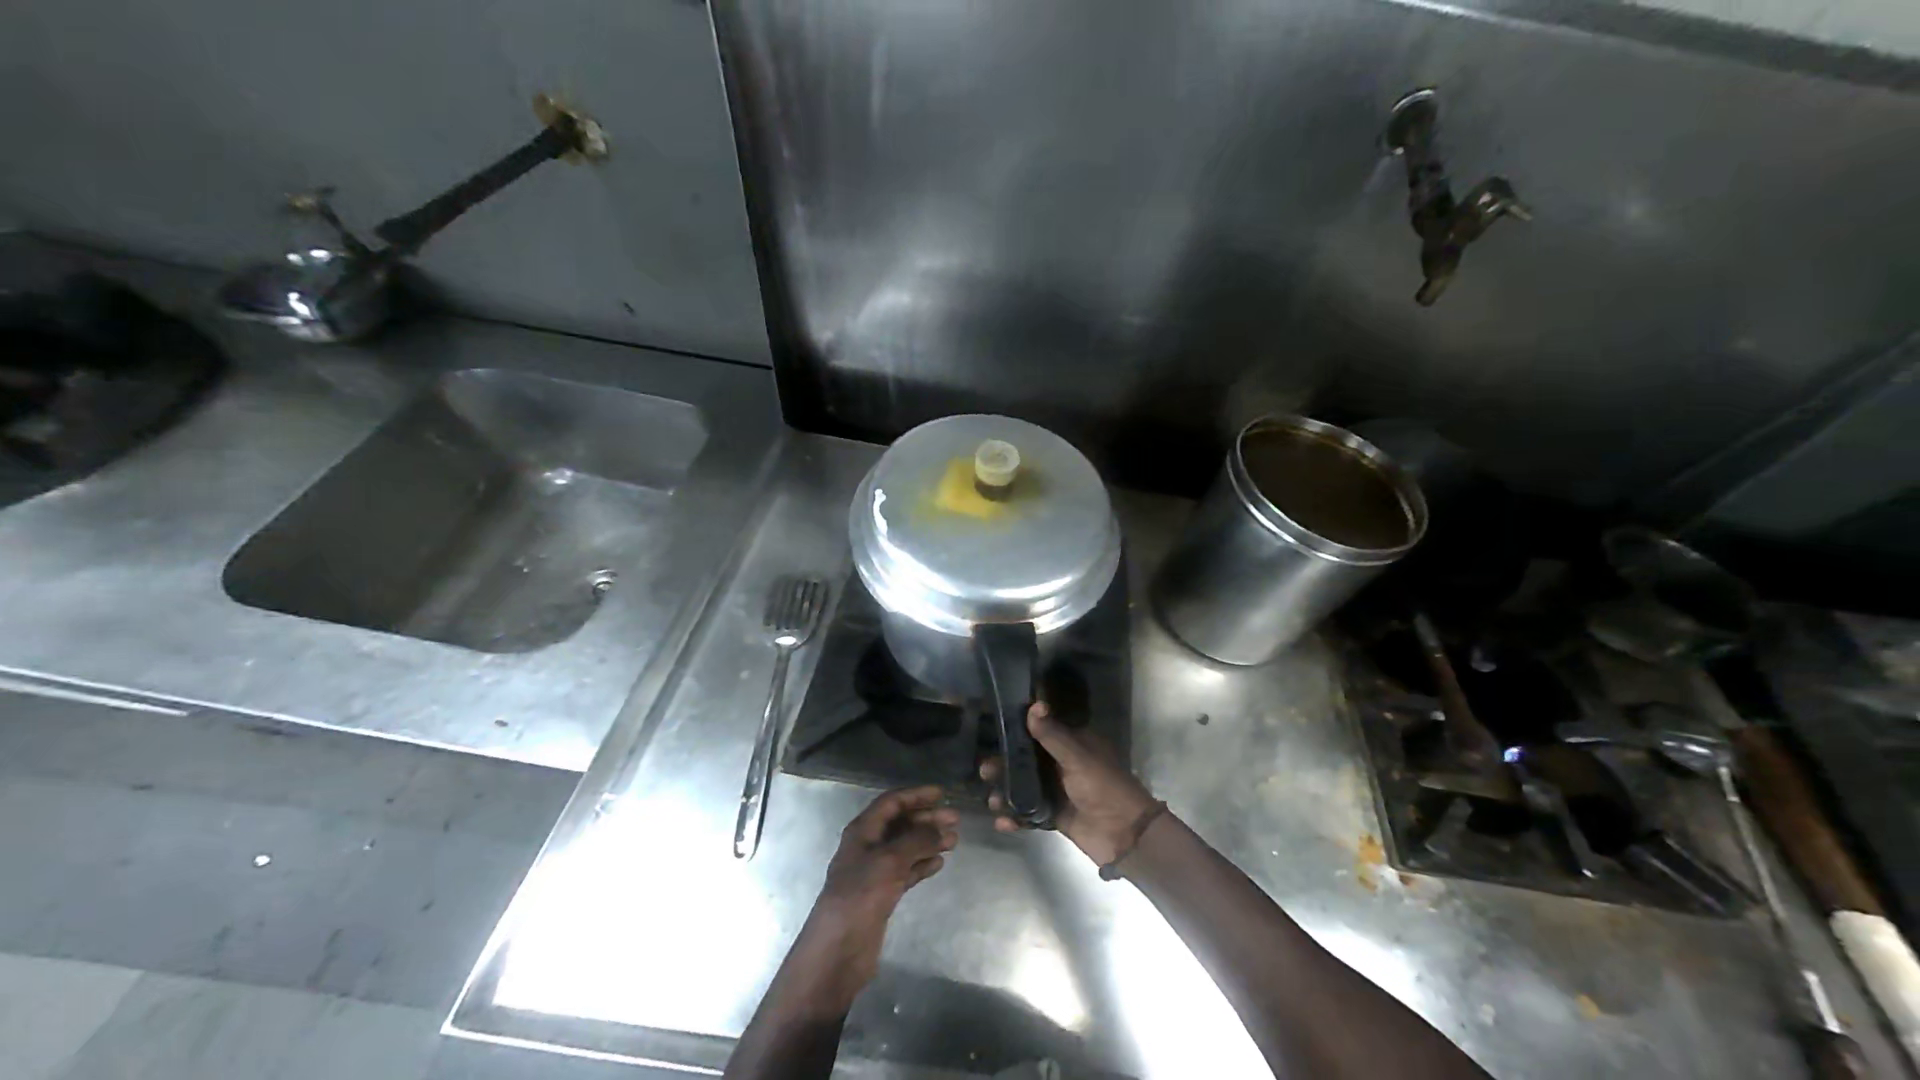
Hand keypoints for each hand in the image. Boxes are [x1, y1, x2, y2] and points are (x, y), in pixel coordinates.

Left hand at [805, 785, 958, 987]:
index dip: (915, 795)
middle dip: (927, 819)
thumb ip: (917, 841)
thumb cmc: (860, 895)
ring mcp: (875, 871)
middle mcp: (868, 846)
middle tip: (955, 820)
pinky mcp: (882, 894)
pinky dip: (922, 864)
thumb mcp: (889, 861)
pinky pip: (906, 871)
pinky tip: (939, 863)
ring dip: (928, 841)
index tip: (942, 795)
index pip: (891, 803)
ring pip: (906, 847)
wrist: (838, 949)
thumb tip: (942, 828)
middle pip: (901, 824)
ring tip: (954, 840)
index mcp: (863, 831)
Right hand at [981, 703, 1155, 864]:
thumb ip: (1053, 735)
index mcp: (1073, 745)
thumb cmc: (1104, 787)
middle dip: (1005, 765)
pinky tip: (1002, 821)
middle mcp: (1062, 765)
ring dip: (1006, 791)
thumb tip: (1033, 706)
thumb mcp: (1078, 758)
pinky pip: (1029, 813)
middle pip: (1027, 760)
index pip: (1041, 731)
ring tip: (991, 799)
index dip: (1018, 730)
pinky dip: (1015, 817)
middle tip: (985, 769)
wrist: (1125, 835)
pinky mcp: (1054, 816)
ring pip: (1025, 787)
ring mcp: (1057, 791)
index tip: (993, 729)